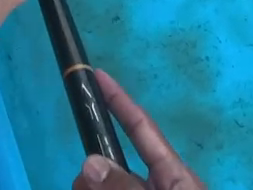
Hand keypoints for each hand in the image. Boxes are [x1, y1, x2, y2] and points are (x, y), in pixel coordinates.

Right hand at [72, 70, 204, 189]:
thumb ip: (126, 185)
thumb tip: (89, 161)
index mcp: (174, 174)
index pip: (142, 126)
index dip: (119, 99)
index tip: (98, 74)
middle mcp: (159, 185)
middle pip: (116, 161)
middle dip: (94, 163)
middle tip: (78, 181)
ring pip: (108, 184)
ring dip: (91, 187)